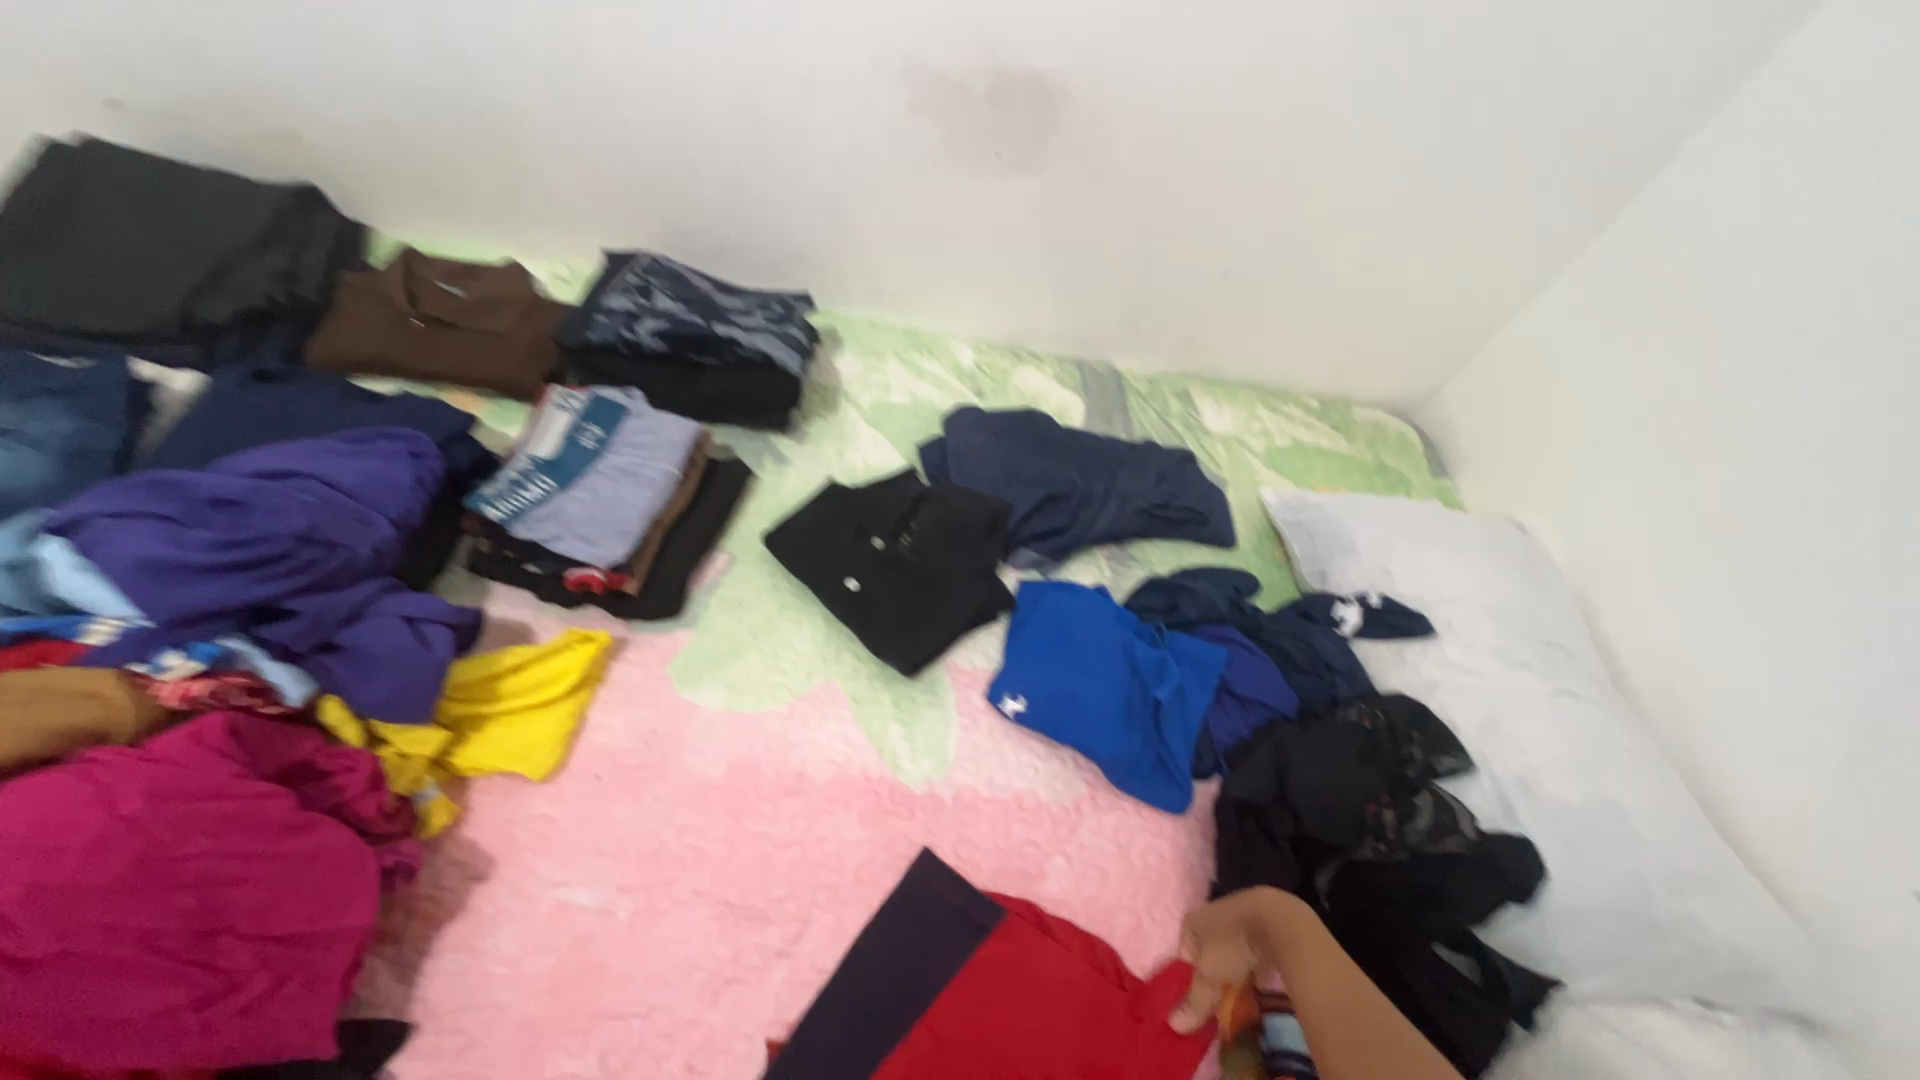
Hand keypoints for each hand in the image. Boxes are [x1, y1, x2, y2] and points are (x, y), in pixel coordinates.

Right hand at [1168, 887, 1298, 1033]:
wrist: (1279, 919)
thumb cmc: (1232, 943)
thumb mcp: (1210, 976)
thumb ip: (1194, 1001)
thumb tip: (1173, 1026)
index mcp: (1192, 922)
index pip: (1184, 953)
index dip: (1190, 978)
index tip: (1199, 1000)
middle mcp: (1212, 915)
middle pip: (1208, 952)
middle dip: (1214, 975)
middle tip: (1221, 1000)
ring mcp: (1239, 916)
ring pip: (1232, 950)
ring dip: (1236, 969)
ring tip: (1243, 993)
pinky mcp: (1263, 922)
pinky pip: (1253, 948)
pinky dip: (1255, 964)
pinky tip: (1262, 981)